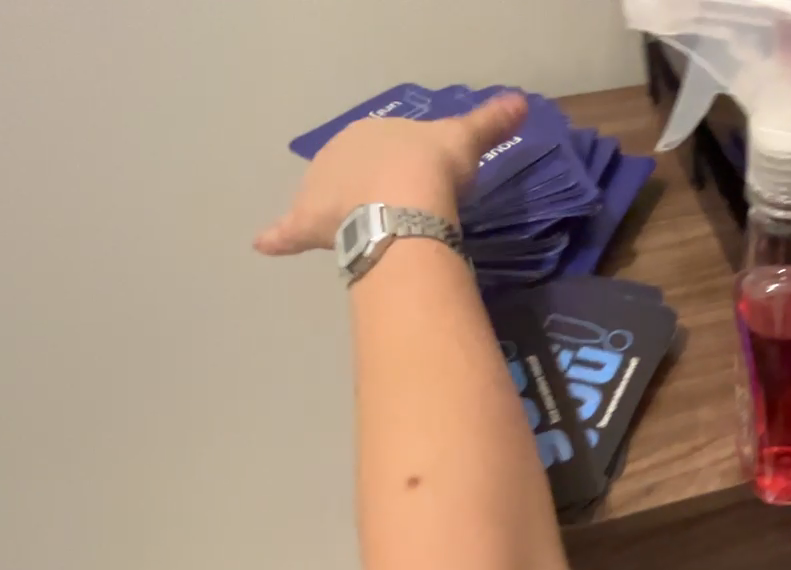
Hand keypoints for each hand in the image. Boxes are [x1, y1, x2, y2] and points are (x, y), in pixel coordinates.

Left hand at [253, 93, 526, 256]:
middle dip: (370, 191)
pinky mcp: (312, 225)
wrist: (407, 197)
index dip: (402, 167)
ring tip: (361, 235)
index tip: (422, 184)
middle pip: (354, 175)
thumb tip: (522, 102)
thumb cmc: (432, 166)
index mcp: (369, 134)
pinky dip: (279, 238)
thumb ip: (490, 124)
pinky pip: (290, 233)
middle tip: (397, 215)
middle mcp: (337, 156)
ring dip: (339, 214)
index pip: (382, 149)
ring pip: (328, 202)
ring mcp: (321, 191)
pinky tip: (267, 246)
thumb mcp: (465, 140)